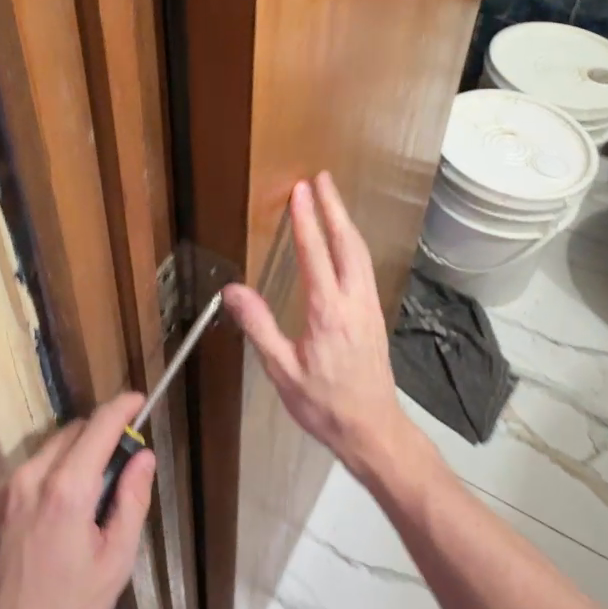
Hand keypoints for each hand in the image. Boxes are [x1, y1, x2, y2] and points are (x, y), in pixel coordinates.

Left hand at [0, 392, 155, 608]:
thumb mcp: (113, 564)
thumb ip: (132, 503)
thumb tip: (144, 457)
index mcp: (66, 489)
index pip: (99, 426)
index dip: (123, 406)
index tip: (140, 400)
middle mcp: (31, 477)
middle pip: (73, 431)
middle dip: (101, 433)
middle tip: (122, 460)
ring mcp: (5, 489)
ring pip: (49, 448)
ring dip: (75, 452)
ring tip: (92, 492)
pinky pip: (29, 469)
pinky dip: (52, 471)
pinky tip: (61, 508)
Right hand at [222, 172, 409, 480]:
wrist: (373, 430)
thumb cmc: (324, 404)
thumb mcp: (282, 371)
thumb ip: (259, 327)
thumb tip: (232, 290)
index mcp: (327, 312)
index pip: (315, 254)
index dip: (306, 220)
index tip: (300, 190)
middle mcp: (353, 301)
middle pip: (346, 243)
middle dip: (333, 208)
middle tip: (321, 178)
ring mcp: (368, 306)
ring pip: (359, 252)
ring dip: (345, 222)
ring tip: (332, 198)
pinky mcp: (374, 314)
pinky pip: (364, 266)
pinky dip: (353, 242)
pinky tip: (346, 241)